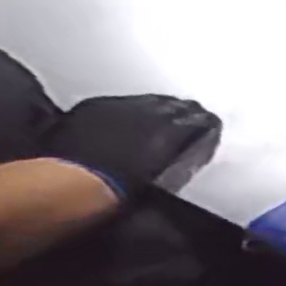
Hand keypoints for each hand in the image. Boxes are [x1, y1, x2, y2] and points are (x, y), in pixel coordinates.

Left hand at [42, 94, 220, 199]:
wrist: (74, 181)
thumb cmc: (127, 186)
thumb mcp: (170, 173)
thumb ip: (187, 152)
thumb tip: (199, 140)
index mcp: (174, 129)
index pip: (200, 118)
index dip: (206, 122)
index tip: (211, 125)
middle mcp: (150, 112)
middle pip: (175, 104)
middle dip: (185, 111)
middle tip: (192, 117)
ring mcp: (119, 106)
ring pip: (151, 99)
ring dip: (161, 107)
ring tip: (167, 114)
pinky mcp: (93, 106)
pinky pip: (123, 101)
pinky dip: (134, 107)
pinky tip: (135, 115)